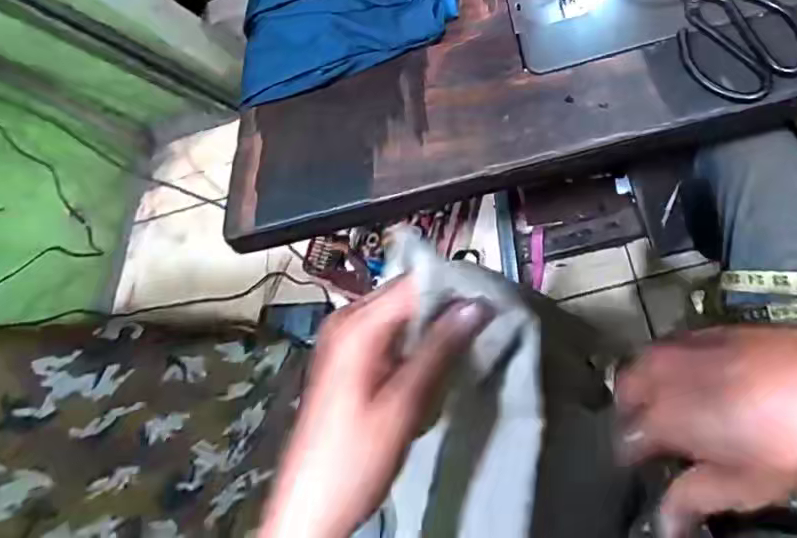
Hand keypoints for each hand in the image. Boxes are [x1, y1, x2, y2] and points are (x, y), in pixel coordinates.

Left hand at [260, 276, 492, 537]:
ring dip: (431, 326)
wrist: (307, 513)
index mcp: (356, 325)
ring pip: (400, 313)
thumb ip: (439, 350)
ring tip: (464, 343)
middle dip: (444, 306)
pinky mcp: (347, 357)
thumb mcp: (403, 406)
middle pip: (406, 293)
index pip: (414, 282)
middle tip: (481, 324)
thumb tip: (475, 305)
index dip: (453, 287)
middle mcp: (346, 320)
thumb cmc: (352, 461)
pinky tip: (433, 363)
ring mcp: (343, 338)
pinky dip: (414, 342)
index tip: (488, 300)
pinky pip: (390, 332)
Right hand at [615, 327, 796, 536]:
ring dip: (645, 380)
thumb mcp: (746, 484)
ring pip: (646, 359)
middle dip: (629, 409)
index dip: (629, 454)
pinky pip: (673, 342)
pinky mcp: (712, 328)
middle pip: (627, 385)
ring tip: (664, 403)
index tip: (638, 467)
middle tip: (645, 434)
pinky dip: (669, 360)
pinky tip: (693, 376)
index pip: (628, 433)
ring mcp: (690, 343)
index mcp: (671, 412)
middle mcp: (669, 369)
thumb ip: (697, 497)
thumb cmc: (791, 440)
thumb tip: (665, 521)